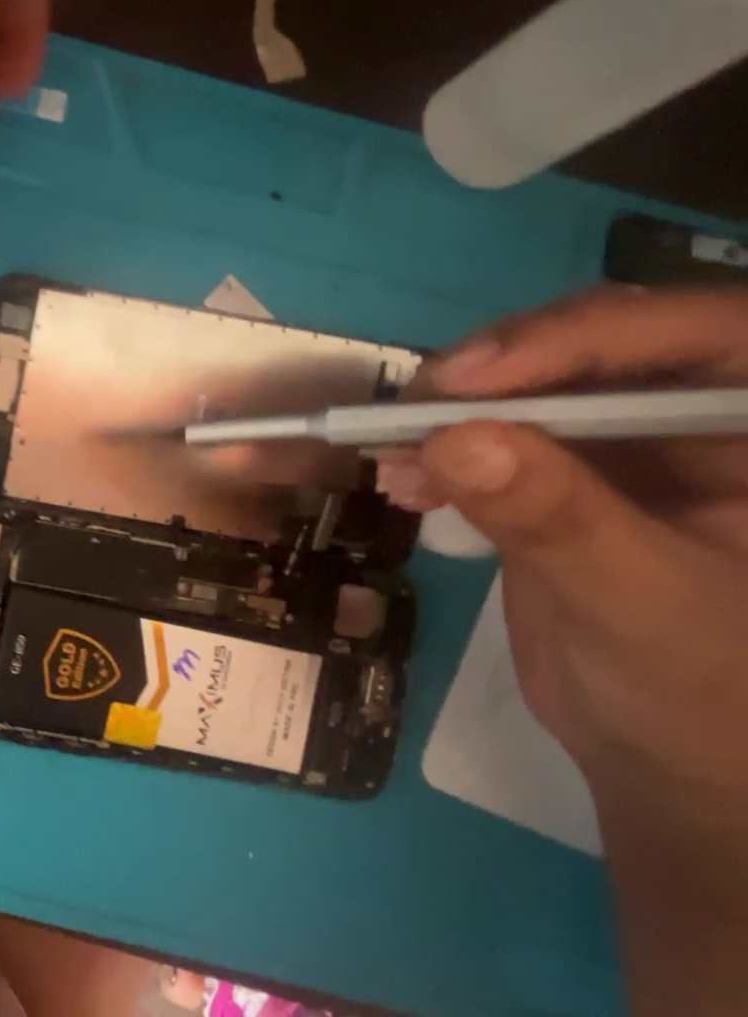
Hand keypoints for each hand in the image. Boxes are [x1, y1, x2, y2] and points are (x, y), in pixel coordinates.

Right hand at [376, 288, 747, 812]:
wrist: (679, 766)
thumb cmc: (710, 702)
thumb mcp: (642, 610)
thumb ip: (560, 521)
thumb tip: (455, 439)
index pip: (709, 339)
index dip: (590, 339)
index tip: (473, 378)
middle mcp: (714, 420)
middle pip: (607, 348)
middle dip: (504, 372)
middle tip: (414, 409)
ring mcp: (639, 447)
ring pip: (536, 387)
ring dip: (453, 414)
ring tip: (391, 455)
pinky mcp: (570, 476)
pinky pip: (496, 438)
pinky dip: (439, 451)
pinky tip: (402, 481)